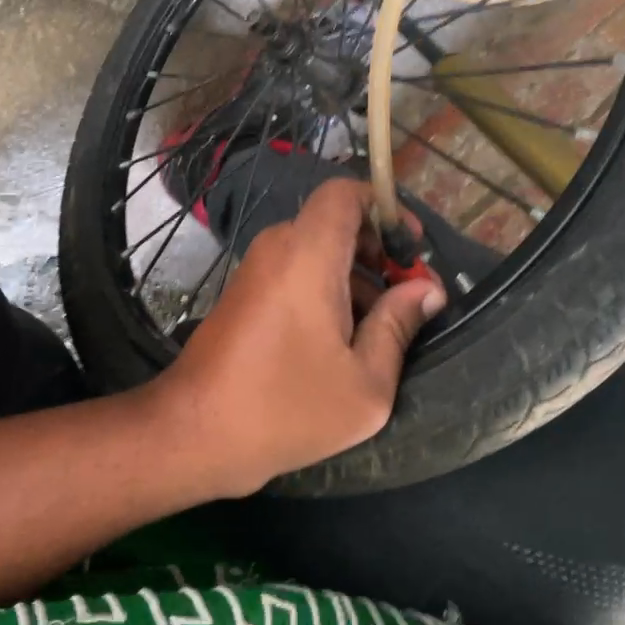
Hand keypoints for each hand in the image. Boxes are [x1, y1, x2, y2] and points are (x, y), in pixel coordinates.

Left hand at [151, 179, 446, 495]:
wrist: (196, 432)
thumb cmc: (286, 407)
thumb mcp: (364, 383)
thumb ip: (398, 327)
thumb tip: (428, 290)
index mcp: (308, 254)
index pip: (344, 192)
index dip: (384, 207)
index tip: (412, 250)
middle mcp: (278, 248)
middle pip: (335, 223)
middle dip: (377, 253)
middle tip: (407, 299)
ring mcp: (256, 269)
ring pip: (317, 251)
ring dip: (355, 279)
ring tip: (381, 334)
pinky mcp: (245, 293)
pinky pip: (296, 272)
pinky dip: (326, 291)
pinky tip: (342, 345)